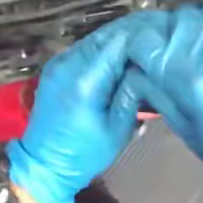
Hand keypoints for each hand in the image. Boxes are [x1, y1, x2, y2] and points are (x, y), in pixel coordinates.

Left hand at [5, 16, 146, 202]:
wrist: (43, 166)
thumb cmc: (84, 154)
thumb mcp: (118, 129)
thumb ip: (133, 93)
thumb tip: (146, 67)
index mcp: (85, 80)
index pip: (117, 42)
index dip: (140, 37)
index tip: (159, 40)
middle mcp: (68, 65)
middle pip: (104, 37)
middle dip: (130, 36)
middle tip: (154, 42)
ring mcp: (58, 64)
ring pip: (93, 40)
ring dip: (115, 42)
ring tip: (139, 50)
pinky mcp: (54, 68)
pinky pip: (82, 50)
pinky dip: (101, 50)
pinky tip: (117, 60)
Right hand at [119, 1, 202, 202]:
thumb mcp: (198, 132)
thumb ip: (164, 92)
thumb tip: (141, 71)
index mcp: (197, 67)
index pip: (144, 38)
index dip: (127, 49)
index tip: (120, 64)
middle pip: (171, 22)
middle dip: (154, 42)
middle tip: (148, 67)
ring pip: (200, 17)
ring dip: (185, 36)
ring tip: (183, 63)